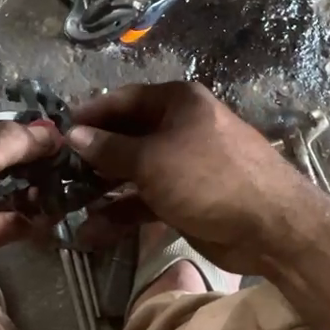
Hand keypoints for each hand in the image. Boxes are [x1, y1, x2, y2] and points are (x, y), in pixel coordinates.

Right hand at [67, 82, 314, 275]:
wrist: (272, 227)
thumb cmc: (208, 177)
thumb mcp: (152, 160)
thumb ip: (110, 149)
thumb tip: (74, 135)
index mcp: (177, 103)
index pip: (123, 100)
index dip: (90, 114)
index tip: (58, 131)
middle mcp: (179, 127)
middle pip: (126, 136)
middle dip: (93, 156)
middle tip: (57, 172)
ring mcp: (183, 164)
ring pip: (133, 171)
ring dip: (102, 188)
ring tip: (67, 203)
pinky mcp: (185, 197)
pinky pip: (145, 199)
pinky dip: (121, 211)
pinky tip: (93, 229)